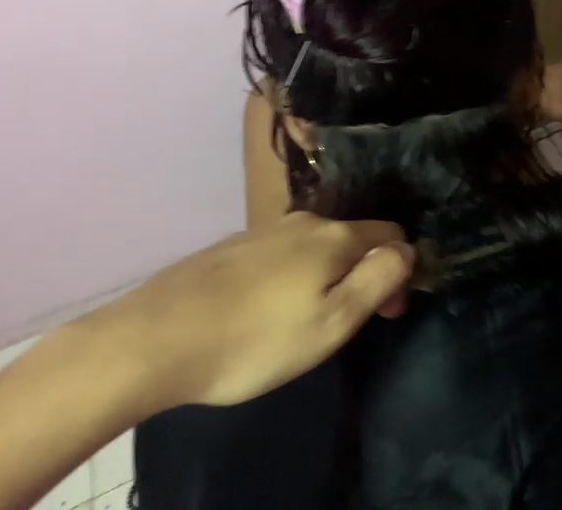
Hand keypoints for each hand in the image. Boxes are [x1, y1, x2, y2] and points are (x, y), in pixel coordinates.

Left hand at [82, 211, 414, 410]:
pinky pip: (279, 256)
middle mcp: (303, 222)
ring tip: (299, 322)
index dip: (399, 270)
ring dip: (322, 276)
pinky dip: (287, 278)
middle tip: (343, 324)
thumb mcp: (333, 321)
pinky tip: (262, 312)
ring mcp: (262, 231)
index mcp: (335, 236)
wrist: (153, 340)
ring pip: (313, 247)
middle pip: (352, 239)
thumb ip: (378, 279)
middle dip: (360, 273)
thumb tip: (408, 248)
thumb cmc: (255, 339)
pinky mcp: (230, 248)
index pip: (391, 234)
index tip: (384, 312)